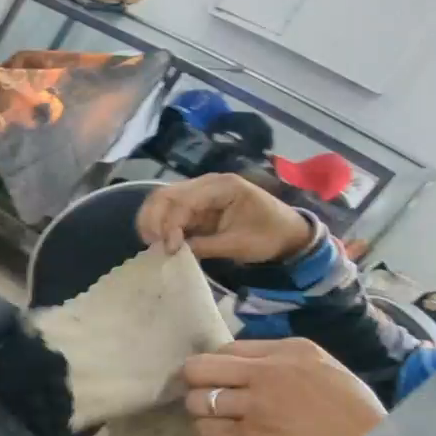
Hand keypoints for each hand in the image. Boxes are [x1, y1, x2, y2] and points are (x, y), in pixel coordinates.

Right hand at [137, 174, 315, 262]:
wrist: (286, 234)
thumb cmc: (268, 236)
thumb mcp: (238, 244)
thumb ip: (203, 246)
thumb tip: (169, 251)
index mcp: (225, 186)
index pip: (183, 201)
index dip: (170, 225)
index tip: (170, 250)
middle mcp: (207, 183)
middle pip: (163, 196)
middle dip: (153, 222)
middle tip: (155, 245)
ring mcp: (197, 192)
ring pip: (157, 202)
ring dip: (150, 223)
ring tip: (155, 243)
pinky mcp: (191, 205)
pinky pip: (163, 210)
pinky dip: (155, 225)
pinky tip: (159, 240)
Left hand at [183, 338, 384, 435]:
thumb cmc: (350, 417)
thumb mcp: (323, 373)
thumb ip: (275, 365)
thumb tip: (224, 365)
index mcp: (292, 352)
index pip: (224, 349)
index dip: (217, 367)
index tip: (225, 380)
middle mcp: (270, 374)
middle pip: (197, 368)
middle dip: (196, 383)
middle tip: (209, 397)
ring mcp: (256, 407)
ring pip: (195, 401)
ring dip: (204, 412)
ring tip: (229, 420)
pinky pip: (206, 429)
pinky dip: (214, 435)